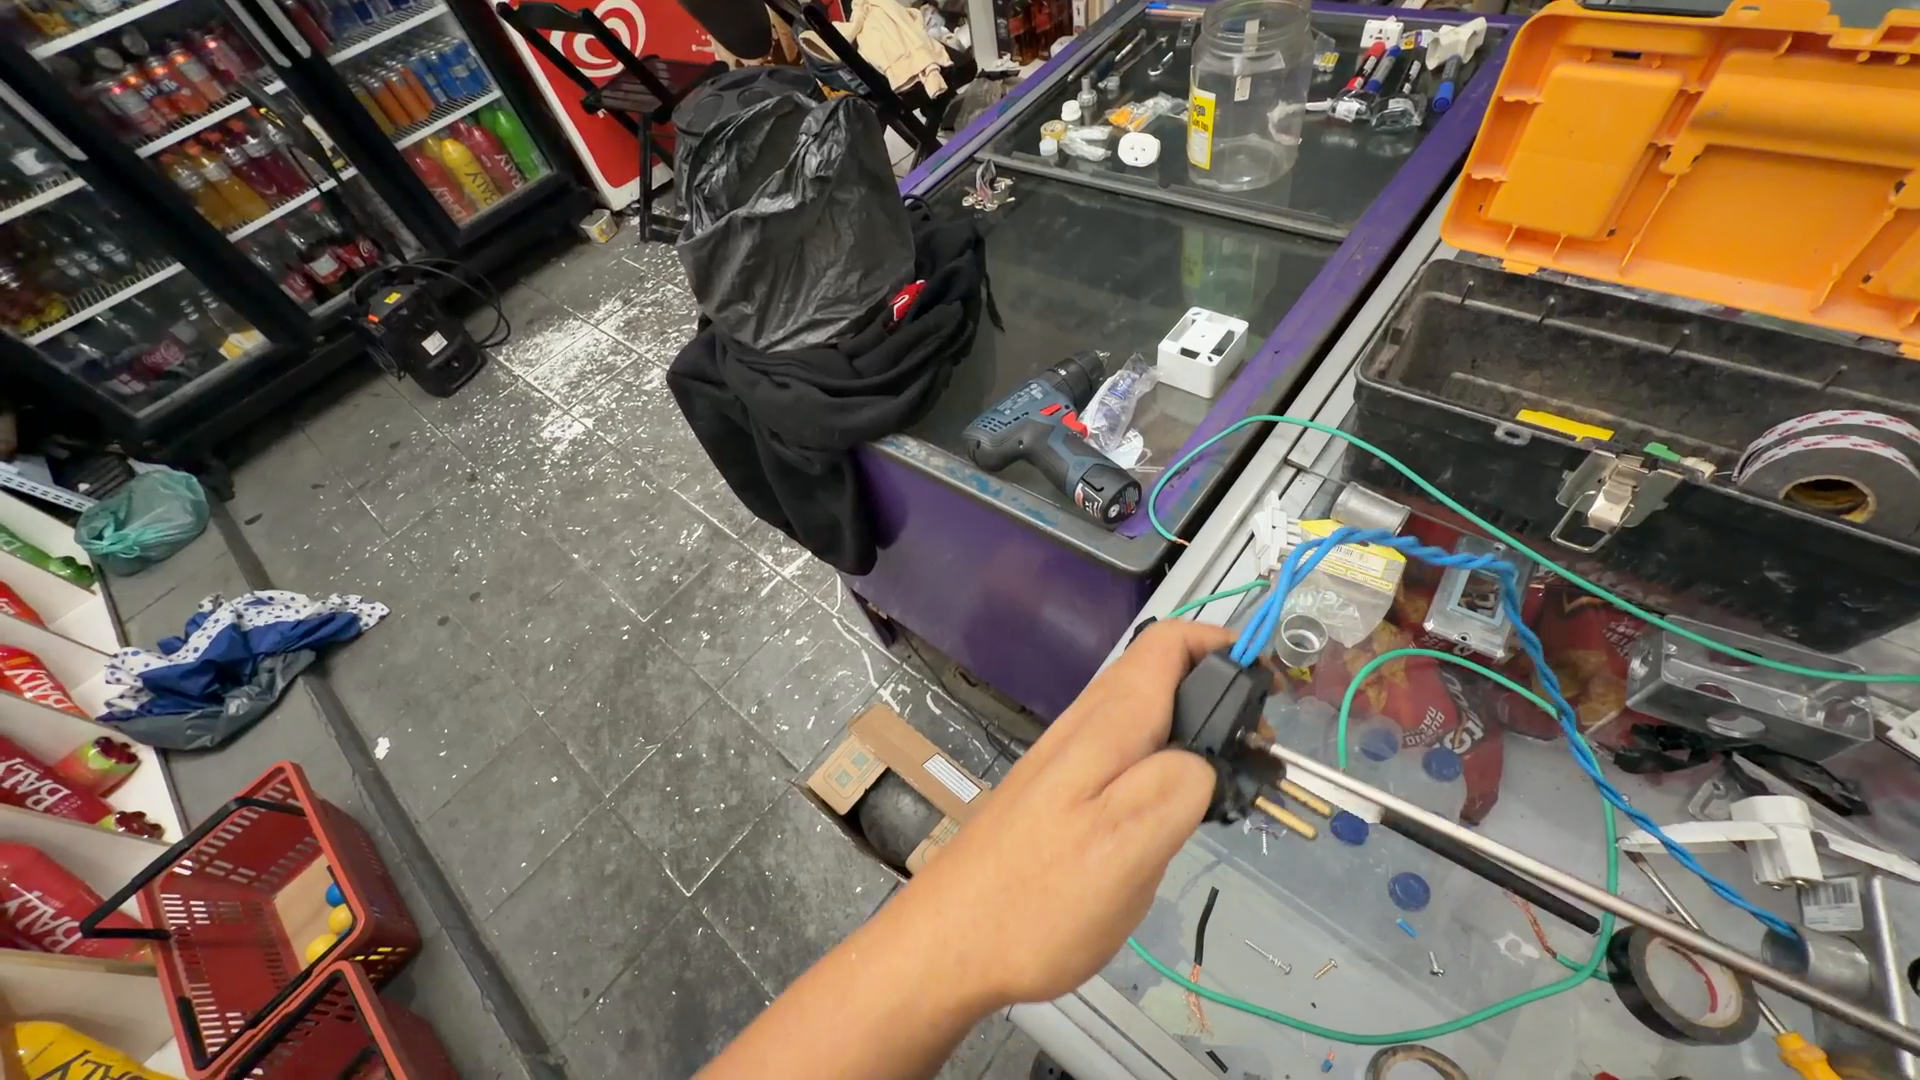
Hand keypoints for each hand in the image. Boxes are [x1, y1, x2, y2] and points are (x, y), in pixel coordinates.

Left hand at [881, 619, 1236, 1009]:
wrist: (951, 941)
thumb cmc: (1038, 900)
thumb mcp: (1126, 846)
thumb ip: (1176, 788)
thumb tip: (1205, 759)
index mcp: (1106, 725)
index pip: (1167, 643)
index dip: (1221, 646)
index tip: (1266, 688)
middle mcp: (1084, 727)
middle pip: (1158, 674)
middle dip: (1217, 694)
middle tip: (1255, 755)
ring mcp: (1067, 759)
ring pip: (1143, 715)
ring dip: (1193, 732)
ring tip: (1227, 787)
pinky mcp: (1059, 791)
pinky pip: (1124, 754)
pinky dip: (1163, 763)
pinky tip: (1173, 813)